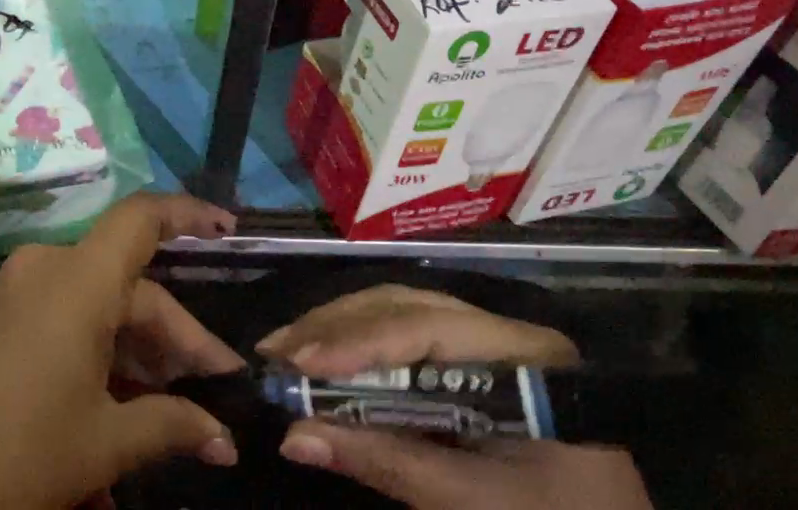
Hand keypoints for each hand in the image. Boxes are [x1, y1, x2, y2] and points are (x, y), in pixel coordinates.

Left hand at [0, 194, 242, 509]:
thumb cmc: (15, 453)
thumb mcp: (101, 444)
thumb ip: (170, 428)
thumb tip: (223, 437)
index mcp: (76, 281)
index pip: (141, 220)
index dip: (189, 214)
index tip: (229, 229)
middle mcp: (44, 272)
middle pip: (127, 286)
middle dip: (174, 339)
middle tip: (213, 396)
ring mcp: (13, 295)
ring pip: (94, 311)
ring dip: (134, 360)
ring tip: (167, 421)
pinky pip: (59, 327)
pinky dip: (93, 363)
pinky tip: (111, 421)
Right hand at [257, 285, 651, 509]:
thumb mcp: (475, 505)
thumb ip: (384, 461)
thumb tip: (293, 437)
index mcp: (524, 357)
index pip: (424, 330)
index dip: (355, 344)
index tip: (294, 364)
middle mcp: (504, 333)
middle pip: (403, 307)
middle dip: (334, 328)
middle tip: (273, 352)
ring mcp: (489, 346)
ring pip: (399, 315)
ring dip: (339, 333)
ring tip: (286, 353)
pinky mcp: (474, 366)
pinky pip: (407, 341)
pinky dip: (360, 351)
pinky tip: (325, 363)